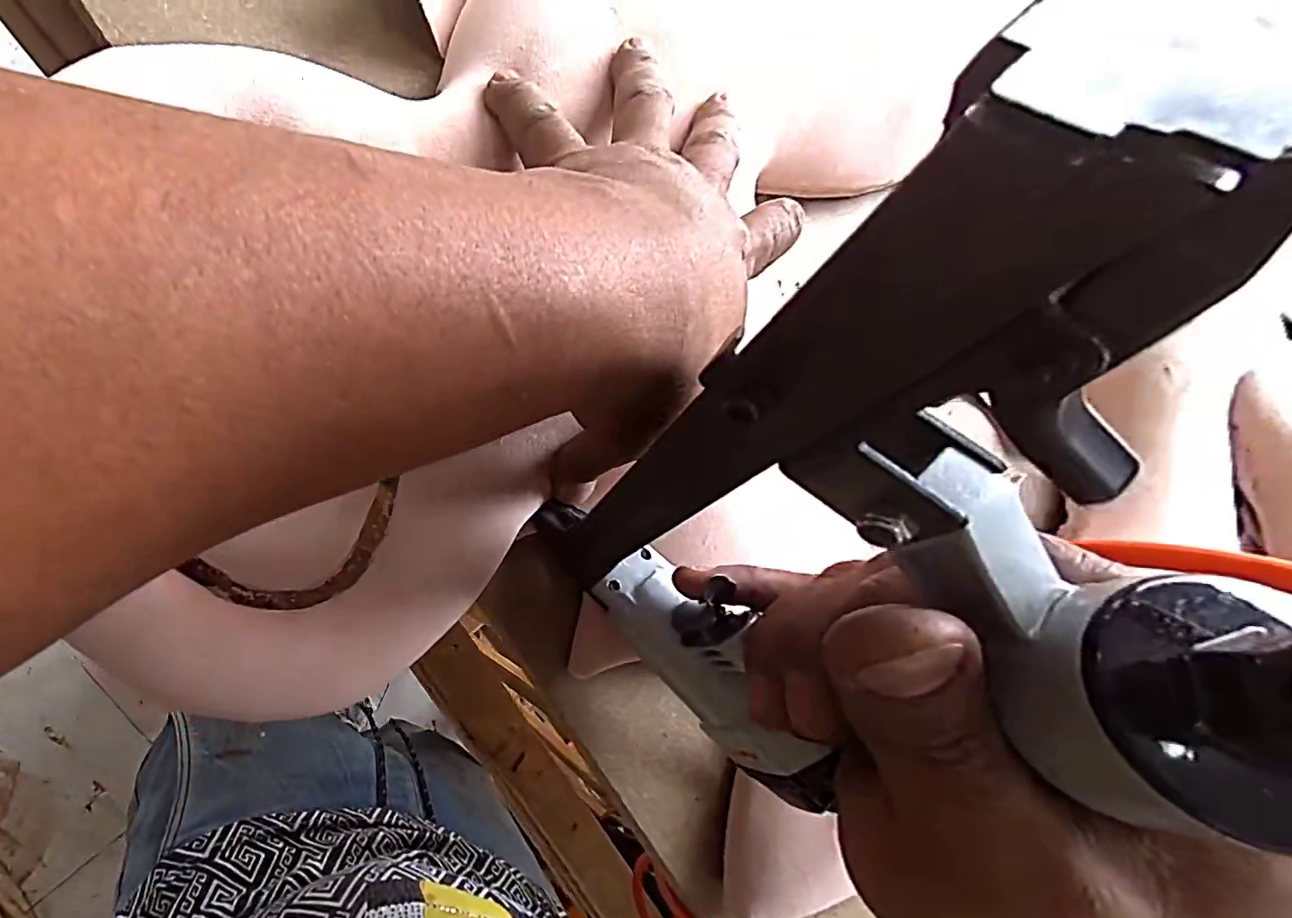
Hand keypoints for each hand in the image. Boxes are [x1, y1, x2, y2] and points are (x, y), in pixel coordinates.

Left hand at [484, 40, 803, 487]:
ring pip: (645, 109)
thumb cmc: (645, 369)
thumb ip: (603, 452)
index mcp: (718, 271)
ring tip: (636, 50)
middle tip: (724, 96)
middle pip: (715, 151)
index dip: (777, 230)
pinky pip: (541, 124)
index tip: (787, 212)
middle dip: (722, 125)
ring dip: (644, 78)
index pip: (763, 246)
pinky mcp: (571, 165)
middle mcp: (685, 207)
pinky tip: (504, 83)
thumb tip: (568, 492)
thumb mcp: (638, 425)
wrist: (618, 316)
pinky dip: (520, 105)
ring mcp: (631, 176)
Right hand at [677, 542, 1291, 917]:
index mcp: (1142, 682)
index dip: (907, 610)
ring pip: (857, 578)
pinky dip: (768, 599)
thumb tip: (891, 630)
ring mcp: (978, 625)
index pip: (1015, 581)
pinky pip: (824, 591)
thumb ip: (947, 748)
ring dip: (793, 638)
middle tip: (815, 719)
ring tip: (798, 714)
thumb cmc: (1023, 914)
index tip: (846, 690)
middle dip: (827, 636)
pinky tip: (726, 593)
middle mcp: (1066, 632)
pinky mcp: (911, 630)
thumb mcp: (996, 856)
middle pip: (914, 571)